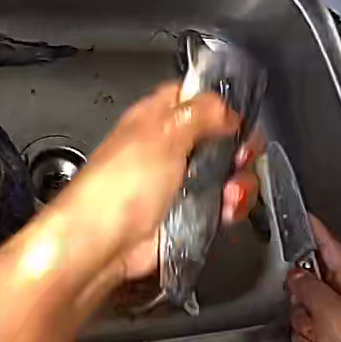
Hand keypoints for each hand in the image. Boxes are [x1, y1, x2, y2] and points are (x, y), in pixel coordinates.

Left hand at [47, 83, 260, 282]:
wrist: (102, 243)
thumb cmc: (118, 186)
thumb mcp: (164, 132)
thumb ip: (201, 111)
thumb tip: (228, 109)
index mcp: (155, 119)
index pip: (194, 97)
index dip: (220, 104)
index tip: (238, 116)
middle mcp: (167, 149)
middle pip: (219, 138)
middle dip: (238, 148)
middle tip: (237, 157)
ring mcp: (177, 184)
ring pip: (226, 174)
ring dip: (238, 182)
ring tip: (229, 191)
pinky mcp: (185, 216)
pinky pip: (220, 206)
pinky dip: (229, 208)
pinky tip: (225, 211)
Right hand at [286, 214, 340, 341]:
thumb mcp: (330, 313)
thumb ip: (308, 288)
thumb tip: (296, 275)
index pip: (332, 246)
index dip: (315, 231)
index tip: (302, 217)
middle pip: (316, 278)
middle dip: (302, 295)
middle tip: (304, 310)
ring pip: (311, 305)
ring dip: (304, 320)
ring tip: (314, 335)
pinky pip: (315, 326)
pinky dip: (309, 336)